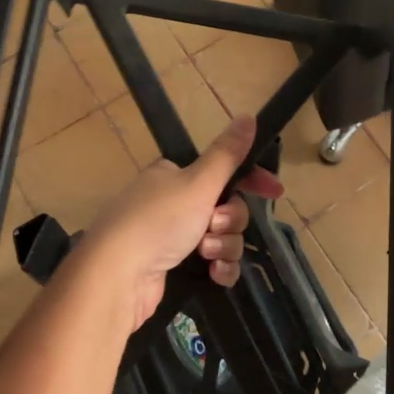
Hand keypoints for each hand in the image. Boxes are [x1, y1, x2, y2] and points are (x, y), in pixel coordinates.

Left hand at [77, 115, 282, 330]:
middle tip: (215, 224)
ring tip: (206, 253)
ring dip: (223, 245)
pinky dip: (218, 268)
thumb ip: (227, 154)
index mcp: (174, 175)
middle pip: (226, 206)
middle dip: (230, 219)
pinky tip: (214, 274)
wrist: (118, 275)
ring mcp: (172, 236)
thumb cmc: (158, 220)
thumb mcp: (198, 182)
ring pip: (222, 237)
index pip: (223, 170)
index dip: (251, 180)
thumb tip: (248, 117)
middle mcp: (173, 202)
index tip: (275, 191)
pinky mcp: (174, 268)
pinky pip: (212, 264)